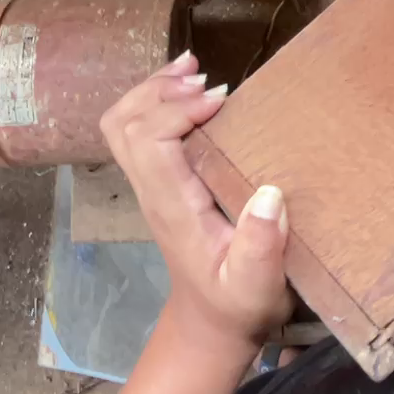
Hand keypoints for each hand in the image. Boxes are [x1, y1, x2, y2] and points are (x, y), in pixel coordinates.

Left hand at [99, 52, 292, 351]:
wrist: (211, 325)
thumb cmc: (238, 306)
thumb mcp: (257, 288)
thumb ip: (261, 248)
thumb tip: (269, 194)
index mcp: (171, 207)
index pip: (149, 140)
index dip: (178, 109)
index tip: (221, 100)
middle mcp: (152, 190)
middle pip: (124, 123)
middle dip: (158, 89)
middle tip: (203, 78)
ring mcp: (151, 184)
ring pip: (124, 122)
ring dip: (153, 88)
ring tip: (193, 68)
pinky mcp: (160, 180)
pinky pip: (139, 130)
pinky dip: (157, 100)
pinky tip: (190, 87)